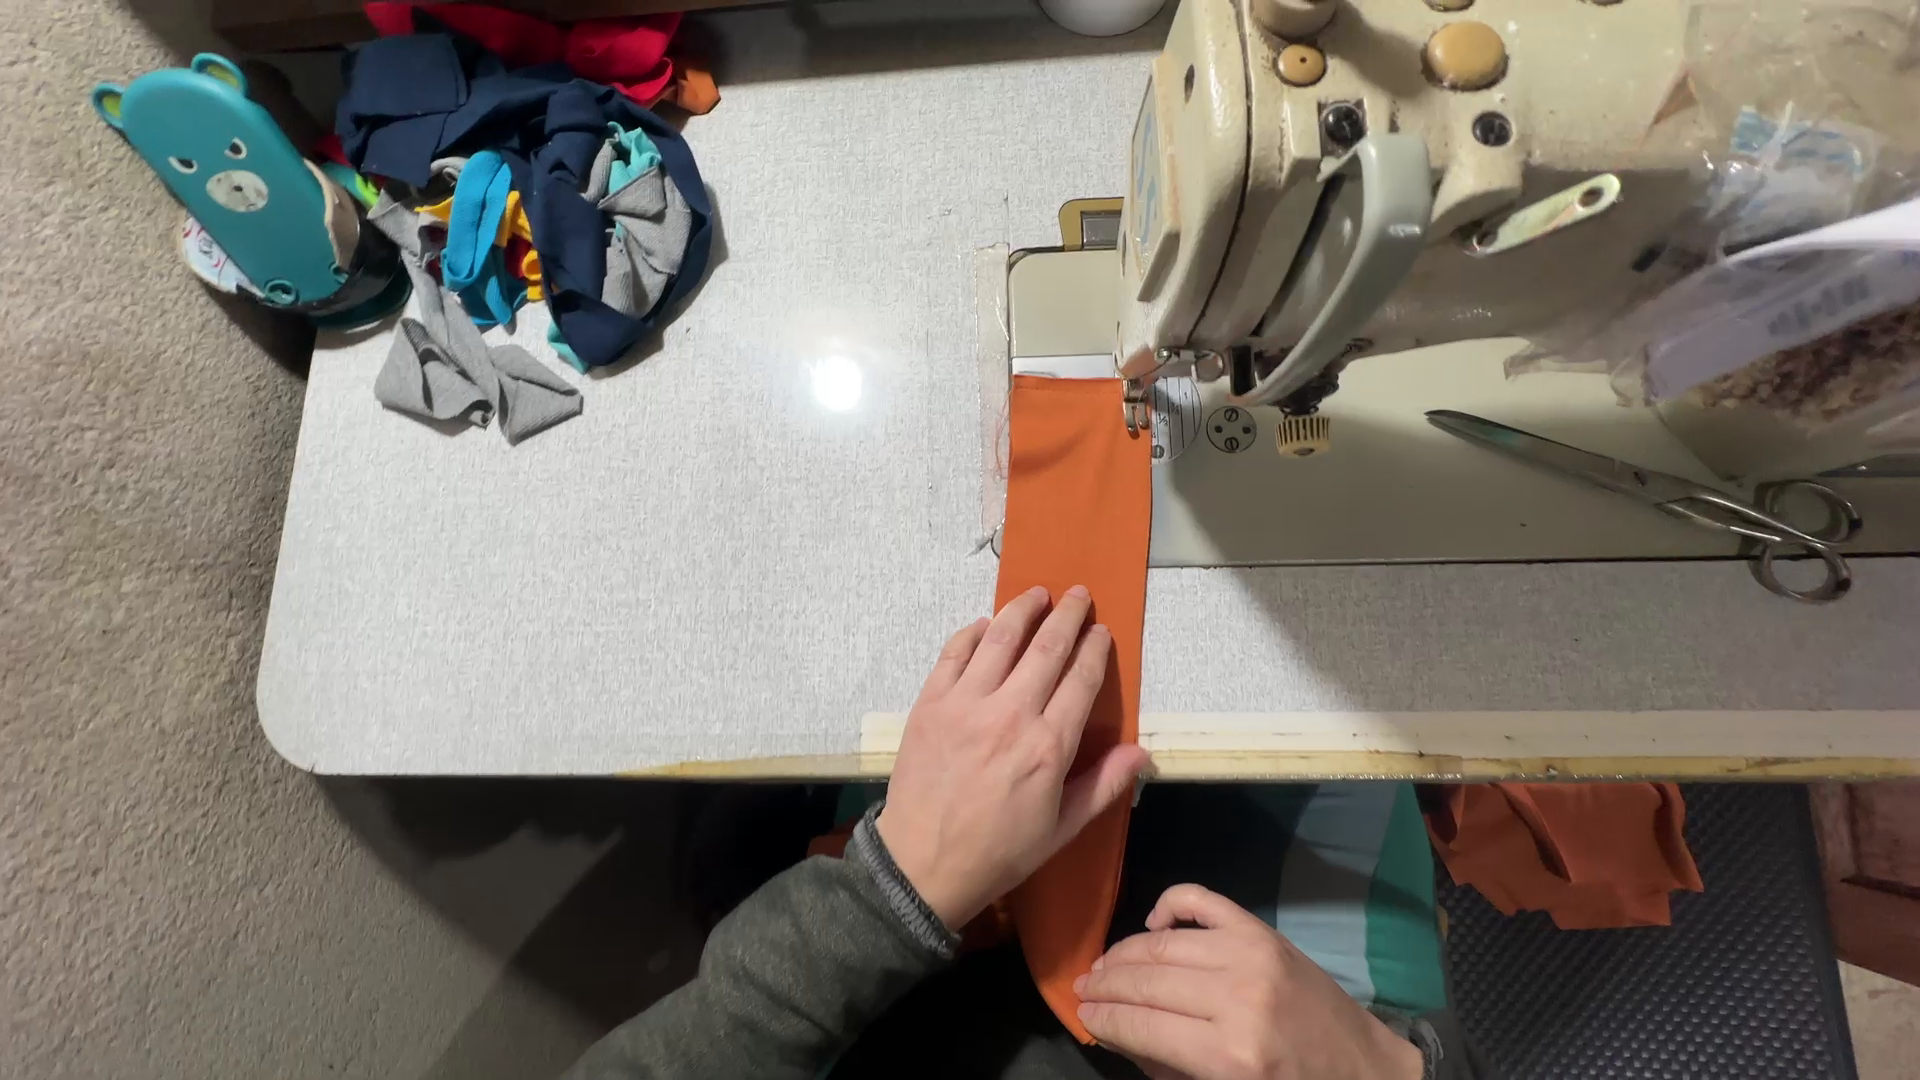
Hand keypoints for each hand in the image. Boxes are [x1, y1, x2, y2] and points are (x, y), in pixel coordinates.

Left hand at [876, 586, 1150, 930]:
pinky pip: (954, 652)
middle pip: (1046, 648)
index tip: (1101, 631)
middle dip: (1067, 615)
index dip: (1094, 649)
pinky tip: (984, 623)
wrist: (922, 864)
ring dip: (1022, 609)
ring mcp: (965, 703)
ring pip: (1000, 638)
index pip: (1080, 680)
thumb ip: (1104, 785)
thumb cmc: (998, 851)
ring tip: (1036, 593)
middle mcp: (1010, 713)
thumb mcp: (1061, 829)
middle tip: (1078, 594)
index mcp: (1048, 746)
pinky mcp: (931, 701)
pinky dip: (971, 631)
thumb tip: (1142, 752)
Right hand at [1075, 885, 1423, 1079]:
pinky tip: (1152, 923)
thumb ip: (1168, 1066)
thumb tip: (1116, 1033)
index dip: (1102, 1019)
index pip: (1141, 1025)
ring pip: (1163, 941)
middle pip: (1147, 980)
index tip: (1080, 1014)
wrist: (1371, 1076)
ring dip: (1125, 952)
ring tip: (1103, 964)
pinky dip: (1169, 904)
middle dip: (1105, 985)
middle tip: (1081, 987)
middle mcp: (1235, 997)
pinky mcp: (1260, 929)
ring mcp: (1248, 953)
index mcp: (1230, 1055)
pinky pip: (1200, 900)